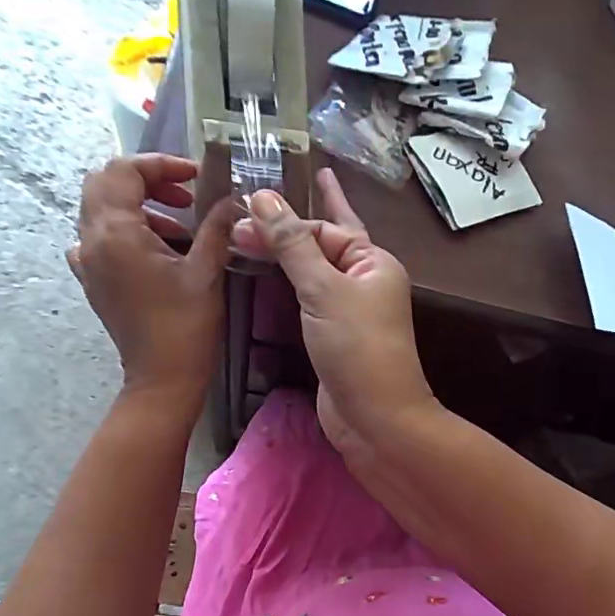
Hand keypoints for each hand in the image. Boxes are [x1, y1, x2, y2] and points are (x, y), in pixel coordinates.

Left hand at [68, 154, 236, 408]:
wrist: (162, 378)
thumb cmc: (186, 326)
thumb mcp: (206, 271)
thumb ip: (217, 227)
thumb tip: (233, 199)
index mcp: (116, 232)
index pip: (124, 171)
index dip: (161, 164)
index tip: (196, 177)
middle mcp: (91, 241)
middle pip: (105, 184)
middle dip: (145, 180)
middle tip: (183, 195)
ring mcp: (87, 262)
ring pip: (101, 209)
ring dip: (138, 206)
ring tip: (179, 226)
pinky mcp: (93, 280)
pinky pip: (99, 238)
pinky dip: (126, 231)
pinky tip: (155, 250)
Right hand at [232, 168, 434, 450]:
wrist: (374, 418)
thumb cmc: (356, 348)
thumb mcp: (323, 289)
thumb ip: (292, 245)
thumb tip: (264, 197)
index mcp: (372, 262)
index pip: (324, 227)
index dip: (284, 220)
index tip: (241, 218)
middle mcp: (363, 282)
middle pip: (322, 243)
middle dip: (286, 228)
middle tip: (240, 217)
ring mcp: (348, 311)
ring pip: (313, 271)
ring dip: (287, 252)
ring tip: (255, 231)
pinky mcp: (332, 336)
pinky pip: (308, 299)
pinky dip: (288, 285)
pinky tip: (273, 277)